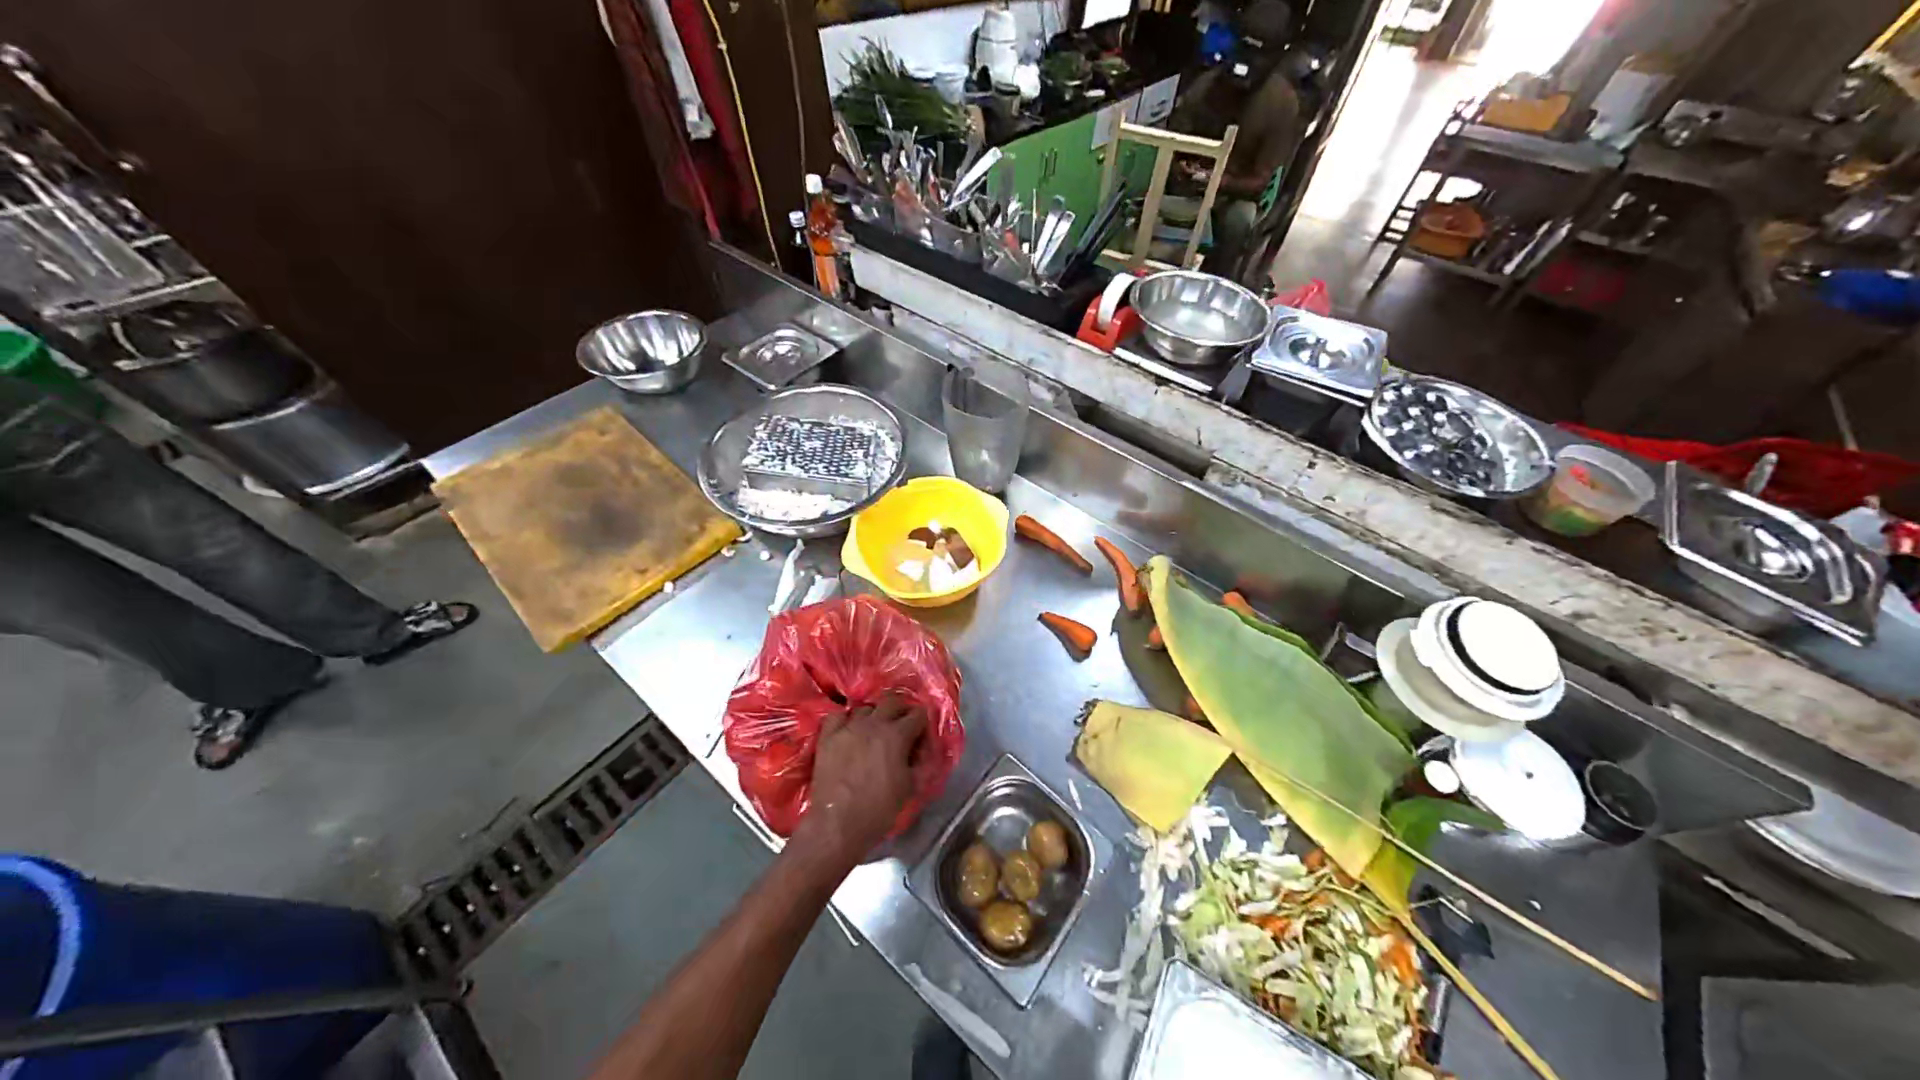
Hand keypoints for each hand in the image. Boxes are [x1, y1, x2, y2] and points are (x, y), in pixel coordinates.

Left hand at [794, 693, 926, 868]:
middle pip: (892, 701)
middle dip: (901, 710)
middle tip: (902, 725)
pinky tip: (849, 730)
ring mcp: (848, 728)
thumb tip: (918, 752)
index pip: (918, 715)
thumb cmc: (879, 809)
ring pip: (865, 707)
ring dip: (874, 715)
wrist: (838, 824)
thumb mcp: (909, 788)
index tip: (921, 734)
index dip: (923, 723)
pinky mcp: (827, 736)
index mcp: (897, 736)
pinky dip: (846, 719)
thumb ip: (917, 763)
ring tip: (875, 729)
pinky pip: (838, 716)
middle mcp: (873, 724)